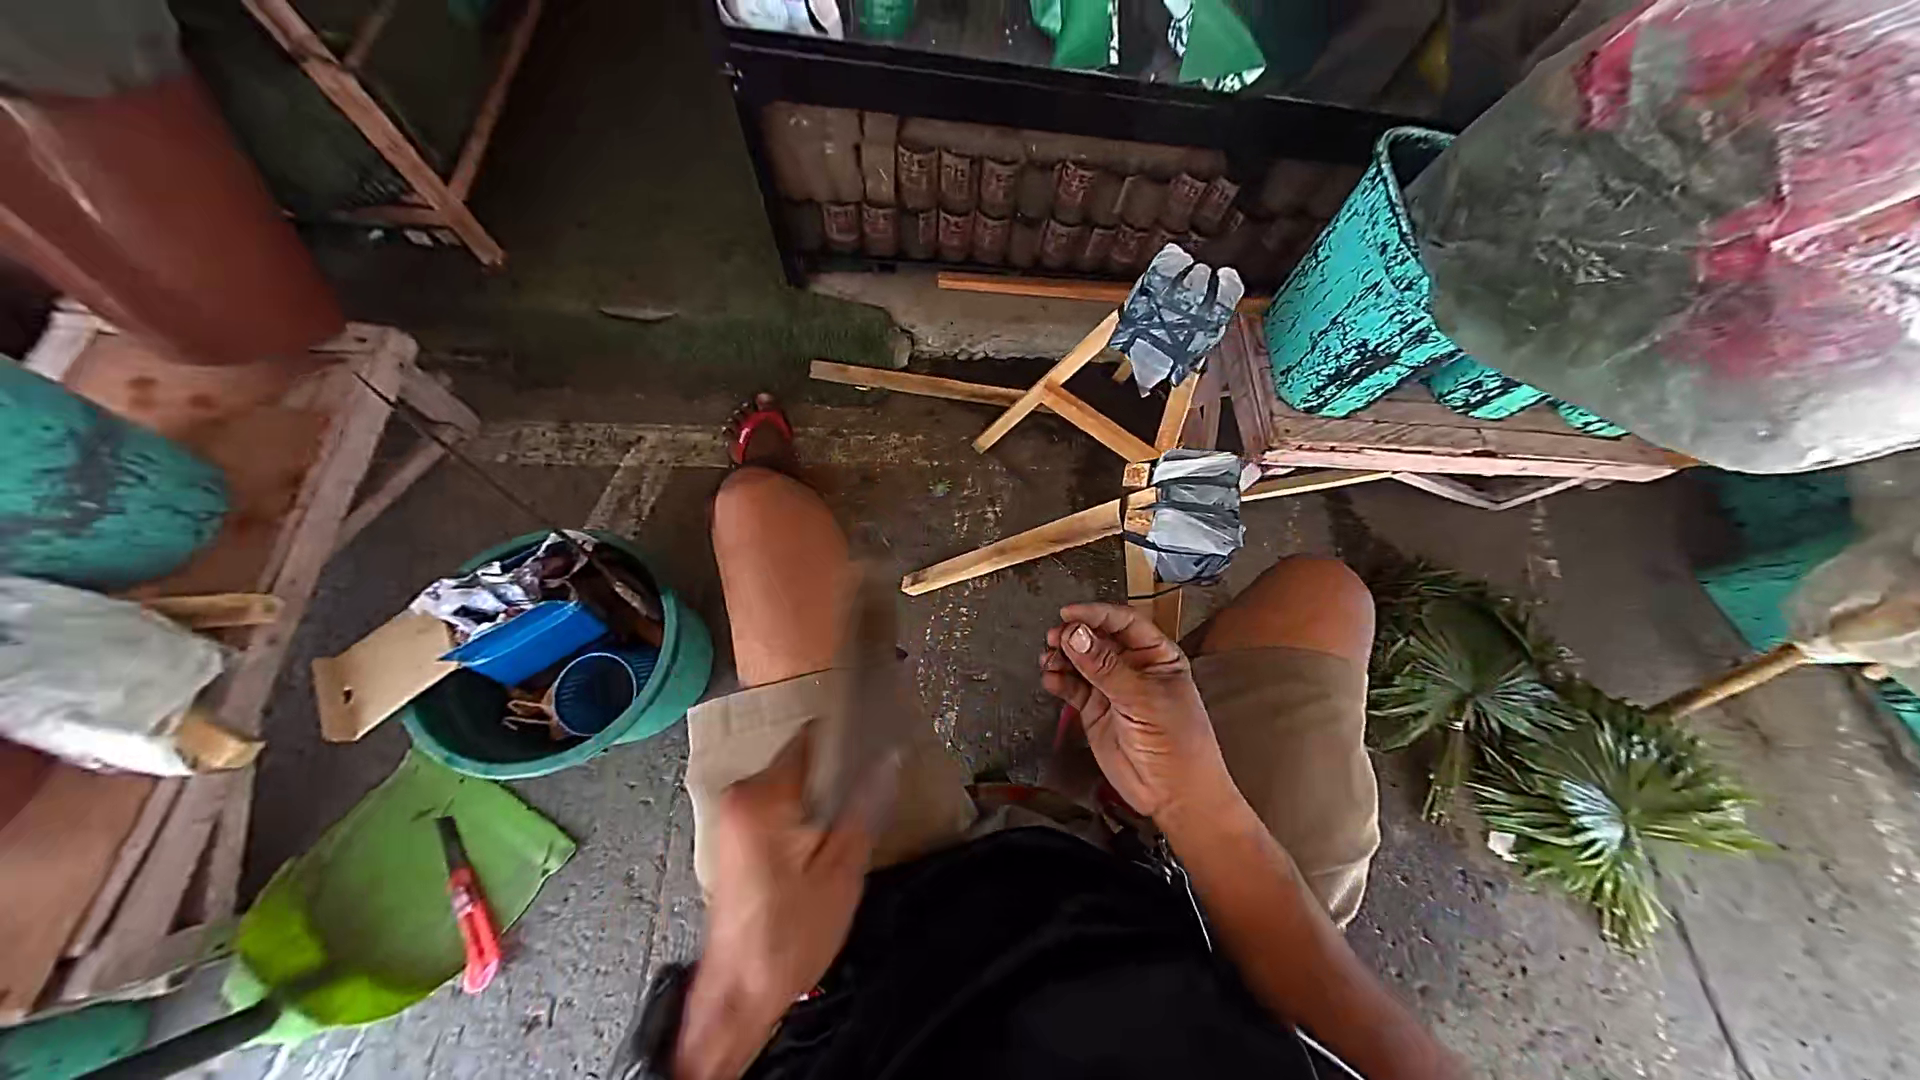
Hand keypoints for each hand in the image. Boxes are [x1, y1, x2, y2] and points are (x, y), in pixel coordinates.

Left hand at [675, 726, 896, 1079]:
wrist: (738, 995)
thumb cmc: (787, 939)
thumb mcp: (842, 869)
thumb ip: (865, 805)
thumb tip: (888, 760)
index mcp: (762, 796)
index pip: (813, 738)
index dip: (849, 739)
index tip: (876, 746)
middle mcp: (739, 797)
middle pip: (803, 761)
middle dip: (836, 777)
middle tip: (863, 801)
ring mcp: (732, 817)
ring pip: (793, 784)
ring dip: (821, 798)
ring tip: (843, 829)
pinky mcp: (735, 836)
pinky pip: (778, 804)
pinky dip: (803, 814)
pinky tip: (819, 846)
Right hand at [1039, 602, 1234, 820]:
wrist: (1174, 795)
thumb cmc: (1179, 746)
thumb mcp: (1142, 699)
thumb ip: (1105, 667)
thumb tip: (1075, 634)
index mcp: (1157, 656)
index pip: (1123, 622)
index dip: (1096, 615)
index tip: (1069, 614)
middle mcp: (1133, 667)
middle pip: (1097, 638)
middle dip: (1074, 635)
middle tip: (1054, 638)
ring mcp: (1112, 688)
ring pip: (1080, 661)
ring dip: (1062, 657)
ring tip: (1049, 659)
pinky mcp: (1095, 709)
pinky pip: (1072, 687)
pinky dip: (1059, 680)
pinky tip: (1051, 679)